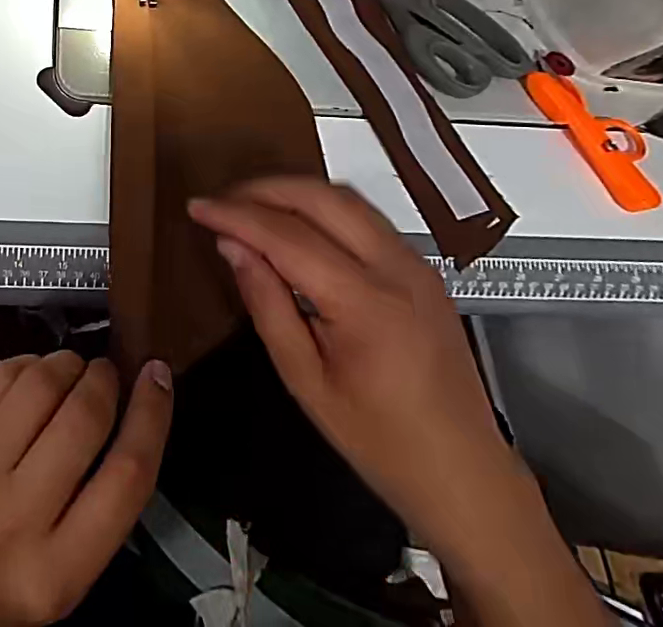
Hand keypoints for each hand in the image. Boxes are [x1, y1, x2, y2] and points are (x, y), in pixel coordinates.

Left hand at [0, 351, 173, 626]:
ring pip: (38, 386)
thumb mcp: (82, 558)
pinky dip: (29, 363)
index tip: (158, 375)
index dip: (151, 414)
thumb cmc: (28, 571)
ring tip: (74, 371)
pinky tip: (36, 377)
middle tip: (107, 375)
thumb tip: (145, 388)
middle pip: (82, 420)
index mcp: (60, 571)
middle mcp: (13, 524)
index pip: (126, 474)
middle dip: (104, 379)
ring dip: (67, 363)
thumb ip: (115, 488)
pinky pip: (0, 376)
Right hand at [187, 178, 505, 528]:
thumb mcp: (306, 380)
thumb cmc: (381, 441)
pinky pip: (366, 218)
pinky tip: (296, 226)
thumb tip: (233, 247)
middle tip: (221, 202)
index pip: (287, 235)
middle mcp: (398, 269)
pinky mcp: (423, 269)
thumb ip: (267, 304)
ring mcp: (417, 264)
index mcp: (367, 304)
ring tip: (250, 208)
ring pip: (347, 198)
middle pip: (321, 197)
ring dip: (294, 192)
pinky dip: (322, 209)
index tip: (198, 208)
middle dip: (263, 189)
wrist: (464, 472)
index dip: (236, 215)